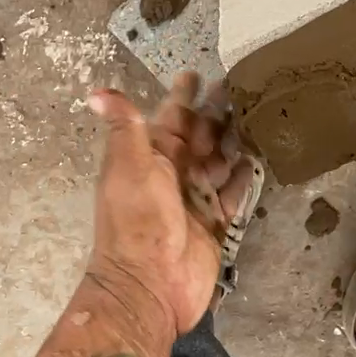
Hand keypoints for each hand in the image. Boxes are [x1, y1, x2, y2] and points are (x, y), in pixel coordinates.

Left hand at [84, 73, 253, 337]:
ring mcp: (196, 196)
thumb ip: (125, 127)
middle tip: (241, 84)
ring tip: (258, 113)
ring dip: (234, 138)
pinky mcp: (216, 221)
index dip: (182, 95)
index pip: (171, 116)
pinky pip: (234, 191)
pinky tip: (258, 156)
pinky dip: (244, 174)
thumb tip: (97, 92)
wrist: (149, 285)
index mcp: (152, 155)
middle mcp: (175, 172)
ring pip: (220, 158)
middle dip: (217, 110)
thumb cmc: (137, 221)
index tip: (195, 72)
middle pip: (201, 133)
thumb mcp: (128, 167)